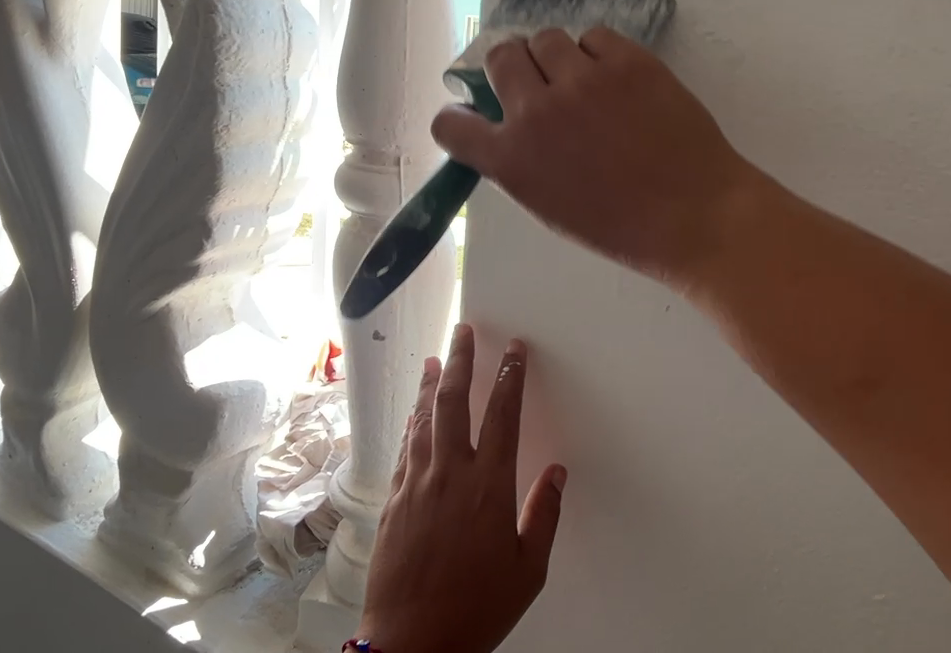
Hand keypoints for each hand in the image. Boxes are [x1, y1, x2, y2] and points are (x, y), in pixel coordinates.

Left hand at [356, 325, 564, 652]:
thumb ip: (544, 515)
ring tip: (437, 358)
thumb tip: (556, 473)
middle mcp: (450, 474)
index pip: (503, 414)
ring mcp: (417, 484)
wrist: (413, 643)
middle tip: (465, 330)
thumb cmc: (476, 609)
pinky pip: (405, 447)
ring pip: (424, 418)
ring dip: (432, 384)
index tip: (514, 350)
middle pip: (455, 401)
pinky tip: (415, 411)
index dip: (510, 376)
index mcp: (489, 486)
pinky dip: (411, 422)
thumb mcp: (528, 569)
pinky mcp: (394, 500)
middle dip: (463, 359)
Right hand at [431, 27, 765, 285]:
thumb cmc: (622, 227)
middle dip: (514, 68)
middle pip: (500, 56)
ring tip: (582, 81)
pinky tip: (616, 80)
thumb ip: (519, 162)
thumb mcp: (550, 206)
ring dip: (555, 57)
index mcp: (511, 160)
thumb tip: (510, 124)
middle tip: (539, 84)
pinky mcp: (625, 60)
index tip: (476, 114)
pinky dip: (598, 54)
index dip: (460, 116)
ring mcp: (581, 80)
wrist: (696, 215)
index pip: (451, 123)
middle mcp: (536, 111)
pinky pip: (593, 36)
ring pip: (545, 38)